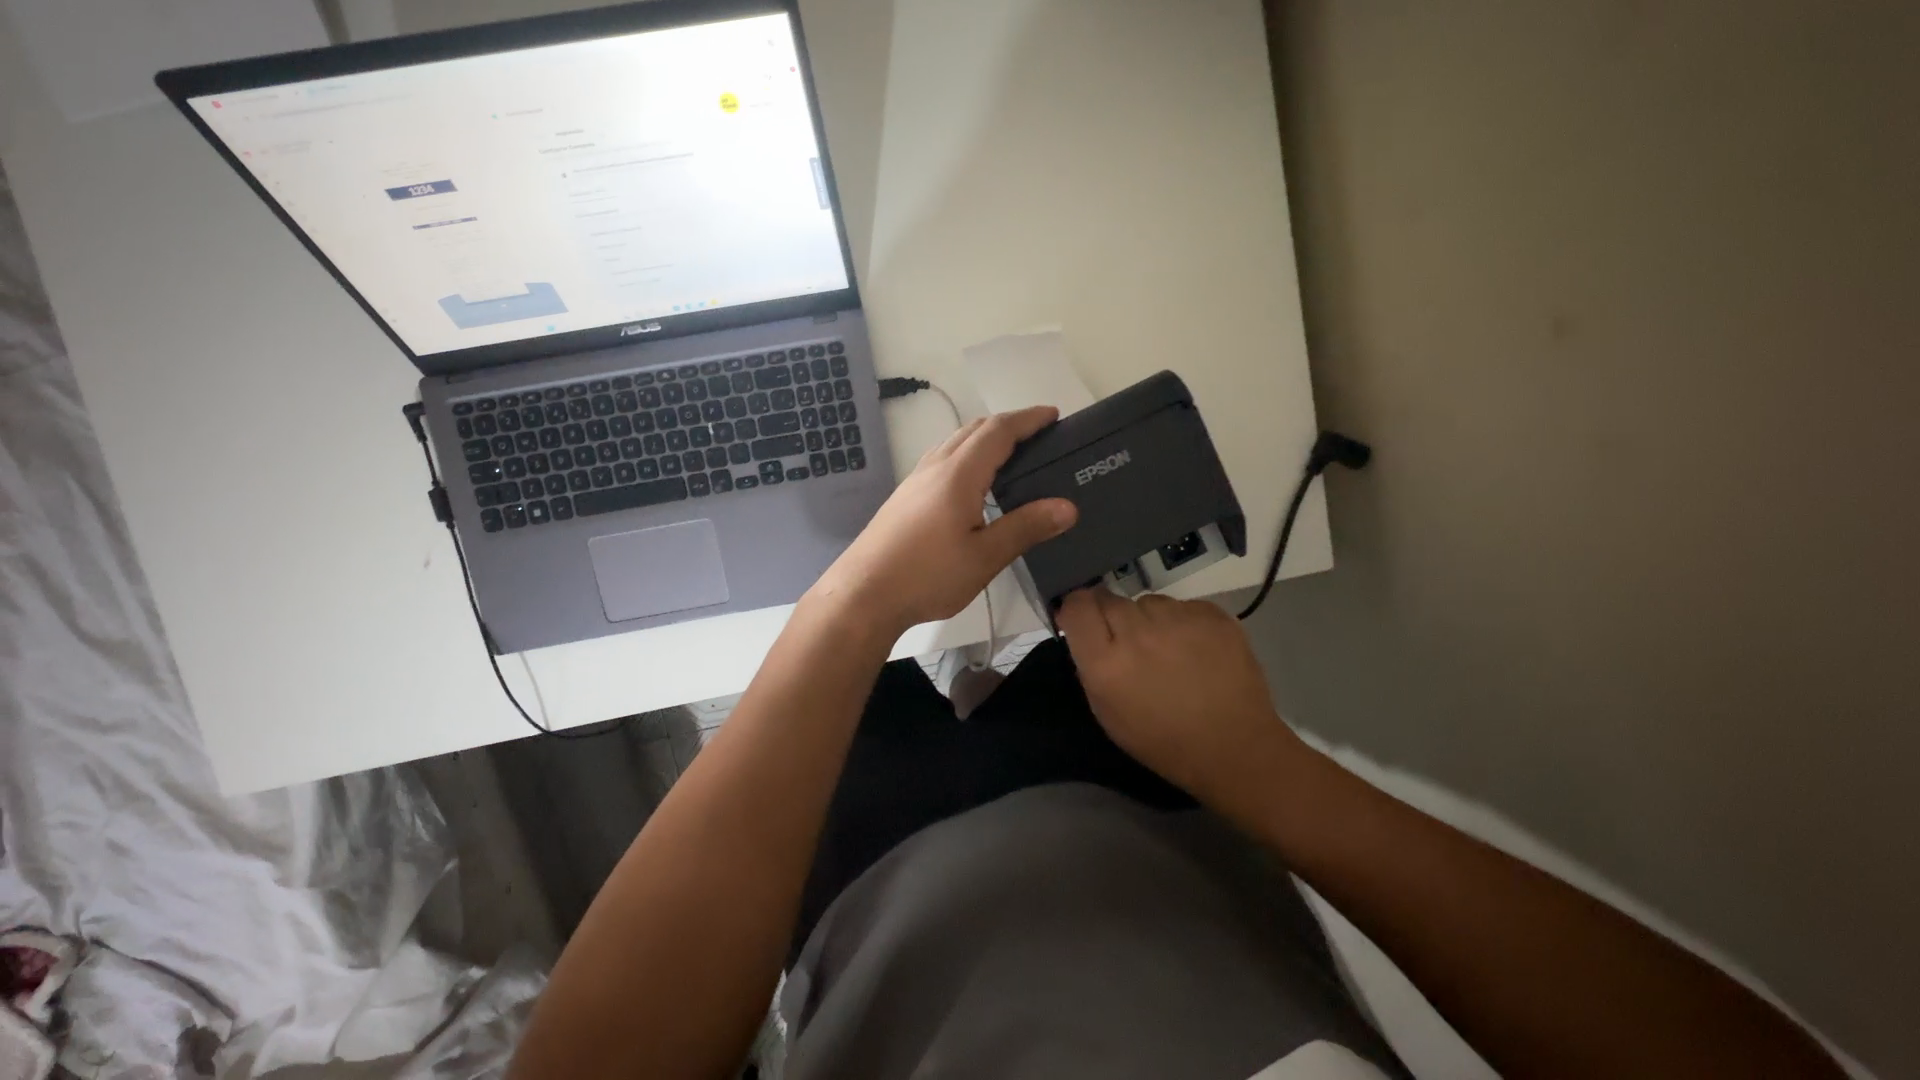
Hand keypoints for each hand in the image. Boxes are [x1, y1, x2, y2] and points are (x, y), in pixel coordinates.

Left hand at [810, 406, 1077, 637]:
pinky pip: (941, 460)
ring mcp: (915, 481)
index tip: (1053, 414)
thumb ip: (1025, 528)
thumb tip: (1067, 507)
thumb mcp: (984, 556)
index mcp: (958, 474)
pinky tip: (973, 482)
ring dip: (984, 438)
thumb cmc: (927, 575)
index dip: (1027, 419)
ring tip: (1011, 454)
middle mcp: (934, 468)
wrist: (863, 594)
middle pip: (973, 429)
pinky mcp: (904, 498)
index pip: (998, 431)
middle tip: (1039, 434)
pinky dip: (966, 455)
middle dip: (1008, 424)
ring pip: (954, 443)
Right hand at [1056, 589, 1306, 804]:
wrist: (1234, 747)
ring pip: (1149, 602)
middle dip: (1112, 616)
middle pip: (1110, 599)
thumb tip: (1081, 629)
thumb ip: (1090, 666)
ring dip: (1149, 619)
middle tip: (1129, 644)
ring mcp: (1179, 619)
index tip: (1082, 621)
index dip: (1076, 609)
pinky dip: (1183, 622)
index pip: (1077, 605)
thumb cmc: (1163, 740)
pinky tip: (1196, 650)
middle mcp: (1139, 632)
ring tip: (1168, 650)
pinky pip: (1183, 606)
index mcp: (1107, 662)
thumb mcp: (1108, 713)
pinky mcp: (1212, 614)